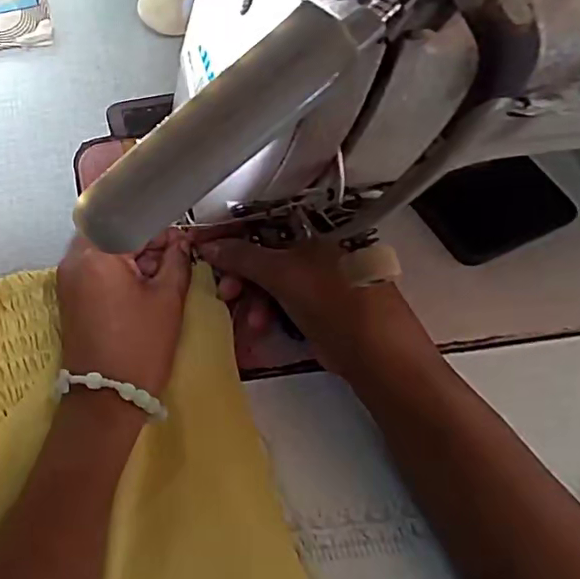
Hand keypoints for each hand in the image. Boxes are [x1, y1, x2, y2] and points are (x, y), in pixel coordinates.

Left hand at [56, 230, 191, 400]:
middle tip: (170, 257)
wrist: (106, 398)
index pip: (130, 222)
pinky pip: (93, 270)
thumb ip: (176, 262)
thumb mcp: (167, 300)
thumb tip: (179, 244)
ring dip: (129, 255)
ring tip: (157, 275)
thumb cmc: (139, 349)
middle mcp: (73, 261)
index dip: (160, 229)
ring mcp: (67, 280)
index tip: (180, 242)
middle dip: (142, 240)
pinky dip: (115, 271)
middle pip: (111, 232)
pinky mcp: (69, 298)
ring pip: (101, 250)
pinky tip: (139, 287)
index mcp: (96, 255)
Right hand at [196, 236, 433, 379]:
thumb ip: (243, 257)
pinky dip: (266, 311)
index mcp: (315, 231)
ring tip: (251, 316)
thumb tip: (211, 247)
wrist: (377, 355)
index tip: (202, 245)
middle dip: (239, 273)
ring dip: (251, 297)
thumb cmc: (338, 304)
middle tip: (225, 289)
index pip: (262, 222)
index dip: (230, 234)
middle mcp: (316, 251)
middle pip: (262, 253)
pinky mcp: (315, 307)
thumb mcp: (284, 274)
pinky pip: (278, 301)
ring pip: (268, 281)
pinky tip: (261, 324)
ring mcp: (316, 279)